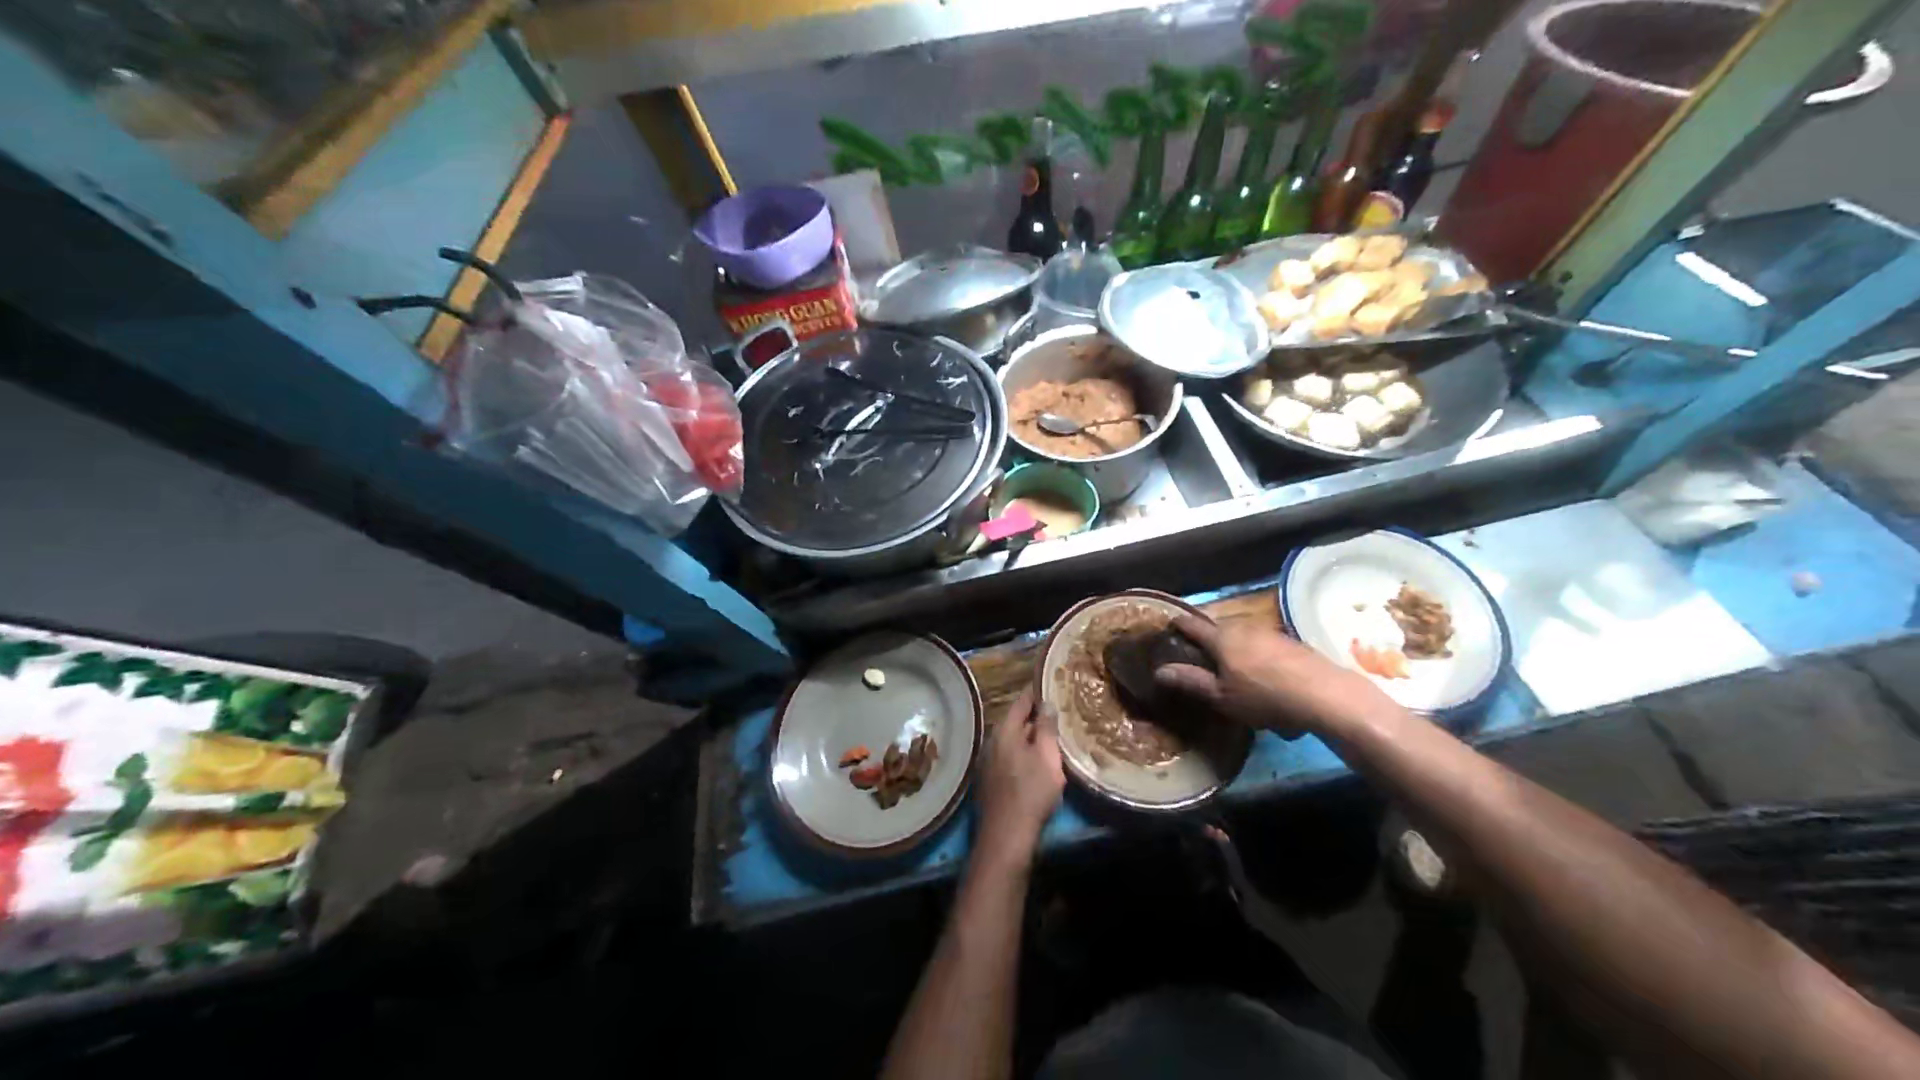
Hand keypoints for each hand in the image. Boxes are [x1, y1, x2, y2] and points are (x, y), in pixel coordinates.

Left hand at [975, 689, 1063, 862]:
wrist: (1007, 834)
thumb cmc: (1031, 792)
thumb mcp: (1047, 757)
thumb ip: (1046, 728)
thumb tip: (1046, 703)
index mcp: (1004, 731)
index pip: (1021, 702)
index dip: (1036, 691)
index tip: (1049, 682)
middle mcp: (991, 741)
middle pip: (1015, 721)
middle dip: (1034, 715)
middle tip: (1056, 709)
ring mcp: (987, 761)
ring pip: (1012, 740)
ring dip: (1028, 735)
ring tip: (1049, 734)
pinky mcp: (989, 780)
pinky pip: (1008, 756)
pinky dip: (1022, 752)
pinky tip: (1035, 760)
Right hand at [1153, 614, 1395, 735]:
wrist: (1325, 696)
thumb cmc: (1264, 696)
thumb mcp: (1221, 696)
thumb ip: (1190, 681)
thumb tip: (1159, 670)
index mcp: (1221, 638)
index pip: (1193, 625)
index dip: (1179, 625)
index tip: (1169, 624)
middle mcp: (1244, 628)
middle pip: (1220, 630)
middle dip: (1210, 640)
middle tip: (1201, 657)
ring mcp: (1271, 634)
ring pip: (1244, 638)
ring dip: (1236, 651)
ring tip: (1235, 673)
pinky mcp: (1292, 644)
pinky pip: (1265, 648)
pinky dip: (1259, 660)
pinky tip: (1266, 684)